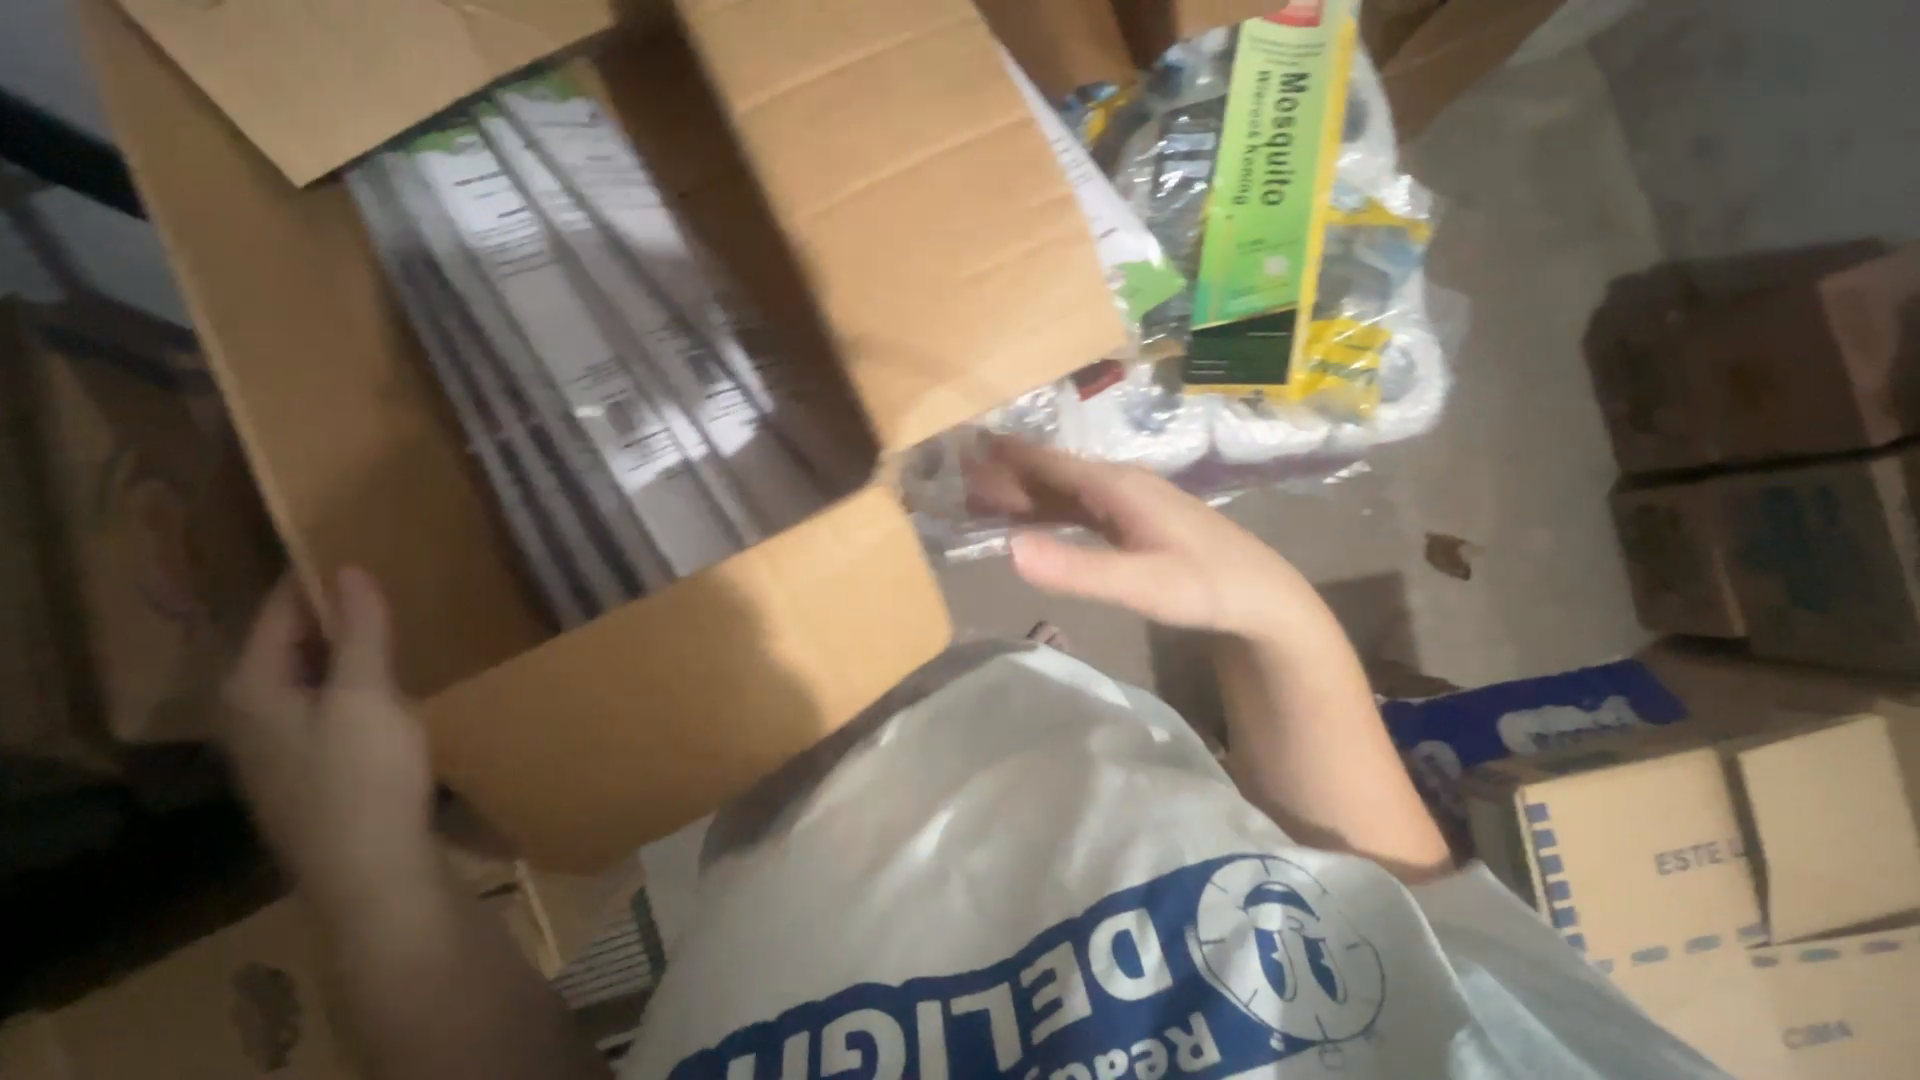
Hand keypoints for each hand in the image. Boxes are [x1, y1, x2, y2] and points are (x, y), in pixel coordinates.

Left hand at [223, 568, 437, 911]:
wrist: (370, 874)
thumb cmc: (363, 776)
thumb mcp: (365, 694)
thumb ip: (358, 630)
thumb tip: (348, 568)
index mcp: (250, 688)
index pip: (278, 610)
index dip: (316, 577)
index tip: (360, 547)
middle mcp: (248, 715)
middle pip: (290, 646)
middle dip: (336, 615)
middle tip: (391, 583)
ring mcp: (275, 750)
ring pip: (311, 680)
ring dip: (348, 653)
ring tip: (399, 626)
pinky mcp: (307, 775)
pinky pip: (326, 710)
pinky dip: (354, 688)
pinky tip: (393, 688)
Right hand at [965, 437, 1307, 637]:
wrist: (1263, 596)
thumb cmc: (1205, 587)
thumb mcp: (1141, 585)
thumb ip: (1078, 570)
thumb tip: (1010, 551)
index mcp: (1118, 486)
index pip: (1051, 464)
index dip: (1006, 457)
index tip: (962, 448)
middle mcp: (1121, 484)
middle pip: (1054, 472)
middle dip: (1007, 473)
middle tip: (956, 480)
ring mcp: (1130, 501)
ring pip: (1066, 489)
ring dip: (1026, 492)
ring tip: (981, 497)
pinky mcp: (1136, 521)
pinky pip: (1081, 507)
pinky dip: (1050, 510)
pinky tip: (1034, 520)